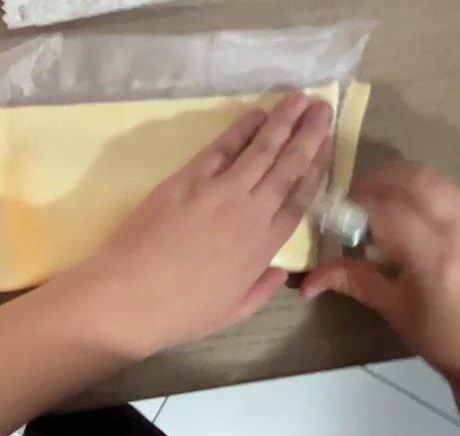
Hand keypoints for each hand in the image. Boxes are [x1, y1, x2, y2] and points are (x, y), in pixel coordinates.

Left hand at [58, 92, 335, 359]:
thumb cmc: (179, 314)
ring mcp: (220, 191)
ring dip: (282, 121)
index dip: (316, 170)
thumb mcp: (230, 313)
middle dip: (308, 134)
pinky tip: (256, 115)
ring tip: (300, 98)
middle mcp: (251, 212)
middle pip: (287, 166)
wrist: (132, 297)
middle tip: (322, 107)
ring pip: (261, 149)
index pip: (299, 200)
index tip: (326, 147)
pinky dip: (242, 128)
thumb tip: (281, 272)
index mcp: (263, 247)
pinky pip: (222, 146)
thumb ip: (259, 291)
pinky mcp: (189, 179)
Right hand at [299, 162, 459, 385]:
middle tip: (362, 195)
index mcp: (437, 258)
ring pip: (445, 190)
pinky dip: (442, 217)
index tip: (341, 209)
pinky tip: (438, 244)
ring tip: (398, 223)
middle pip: (422, 179)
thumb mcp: (395, 311)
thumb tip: (308, 280)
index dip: (360, 201)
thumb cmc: (444, 341)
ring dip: (414, 197)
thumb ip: (355, 282)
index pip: (390, 208)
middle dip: (385, 179)